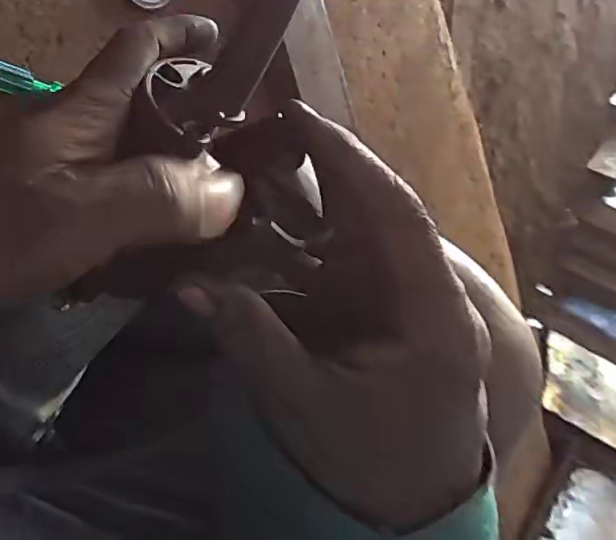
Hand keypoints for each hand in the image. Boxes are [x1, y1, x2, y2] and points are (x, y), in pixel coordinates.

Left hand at [0, 15, 244, 303]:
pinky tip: (157, 238)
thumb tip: (230, 185)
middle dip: (193, 123)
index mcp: (81, 109)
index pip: (135, 48)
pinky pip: (102, 183)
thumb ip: (157, 196)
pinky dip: (133, 201)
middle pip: (142, 102)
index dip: (179, 36)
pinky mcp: (36, 189)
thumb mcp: (84, 212)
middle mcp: (68, 122)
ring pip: (125, 148)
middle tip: (245, 165)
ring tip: (217, 211)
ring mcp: (50, 155)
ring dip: (167, 170)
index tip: (220, 40)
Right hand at [178, 101, 490, 528]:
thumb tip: (184, 284)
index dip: (350, 159)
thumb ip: (249, 338)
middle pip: (372, 200)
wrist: (396, 500)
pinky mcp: (361, 290)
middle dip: (318, 154)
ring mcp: (389, 286)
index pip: (399, 216)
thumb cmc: (369, 459)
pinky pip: (326, 235)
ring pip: (349, 211)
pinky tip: (248, 194)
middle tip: (252, 119)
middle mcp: (417, 285)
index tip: (300, 116)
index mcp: (431, 314)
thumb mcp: (305, 403)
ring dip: (300, 175)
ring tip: (244, 144)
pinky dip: (289, 209)